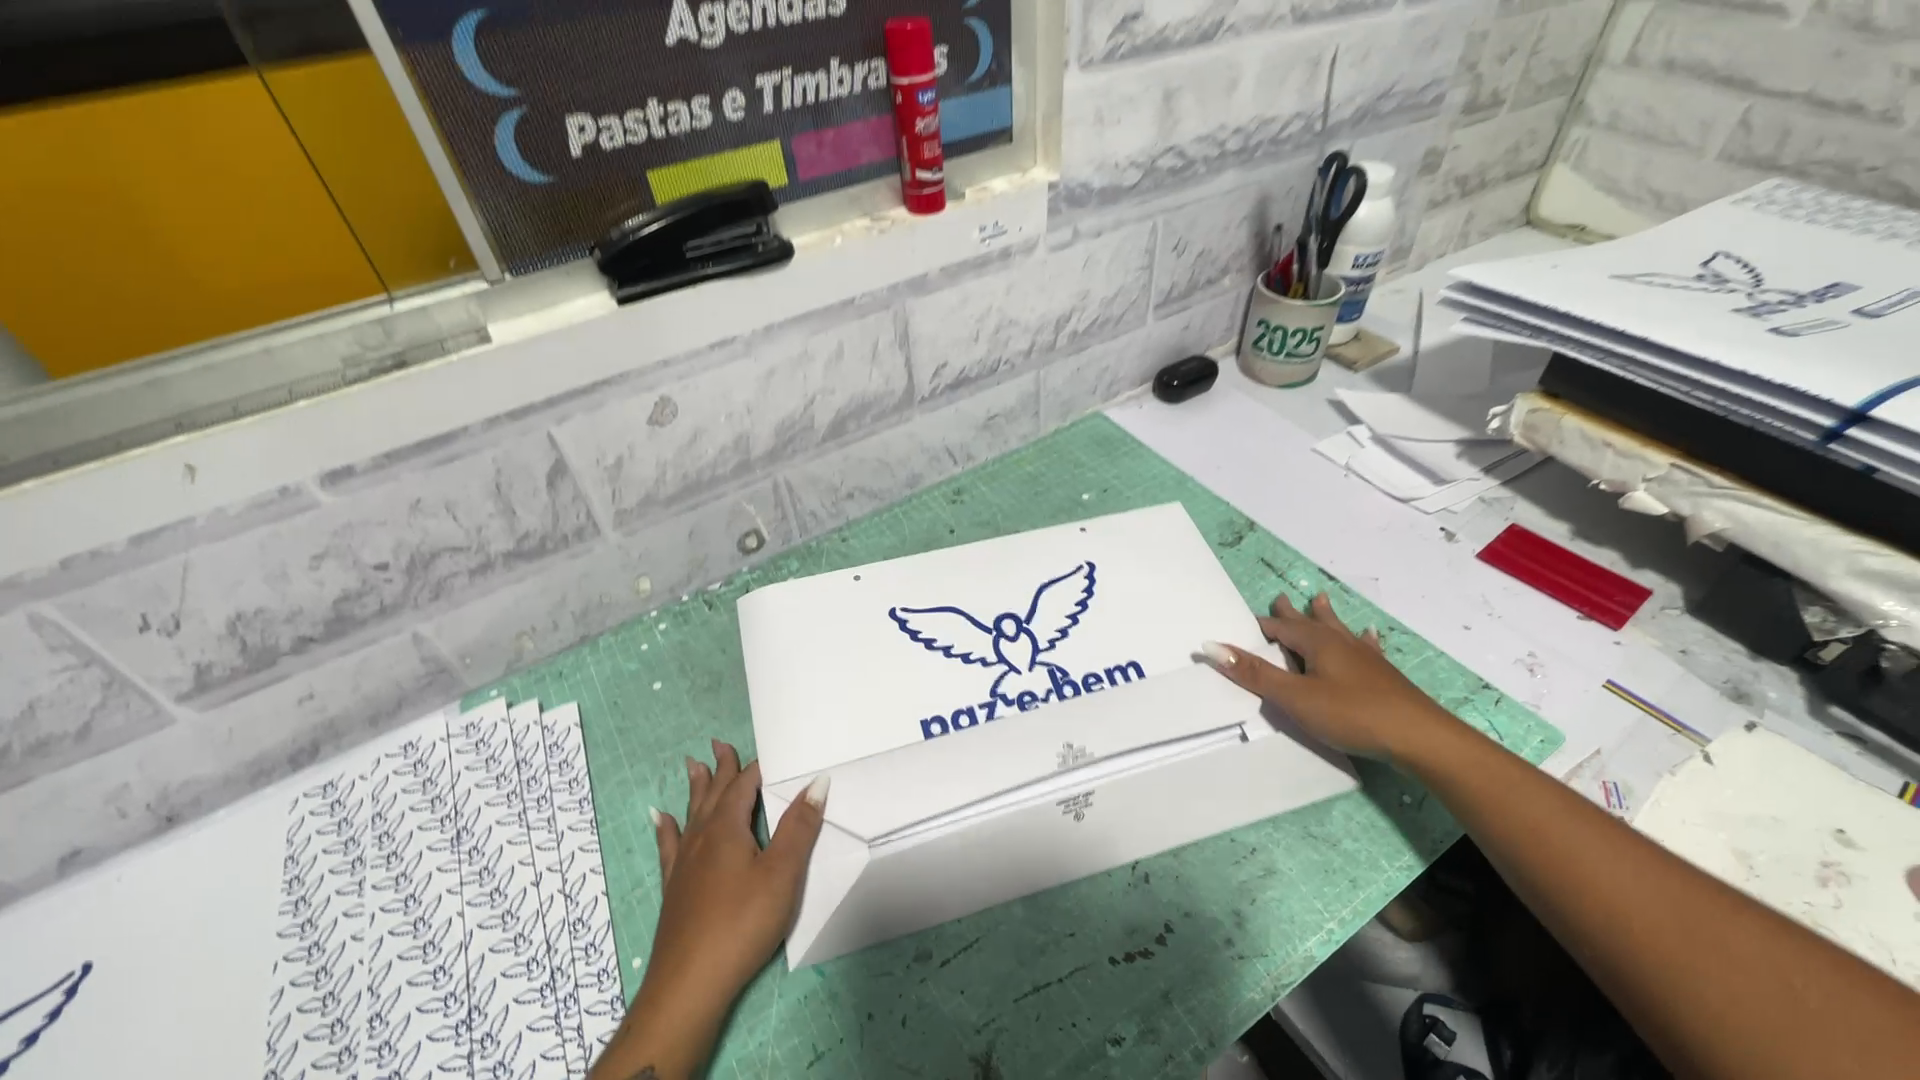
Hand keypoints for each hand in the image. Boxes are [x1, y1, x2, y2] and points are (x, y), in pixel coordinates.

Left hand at [589, 740, 827, 1079]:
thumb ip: (799, 827)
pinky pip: (670, 846)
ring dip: (696, 789)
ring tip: (693, 765)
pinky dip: (667, 828)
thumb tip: (817, 781)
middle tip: (719, 744)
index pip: (744, 786)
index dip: (757, 768)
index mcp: (727, 829)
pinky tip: (660, 820)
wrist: (689, 983)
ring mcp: (683, 865)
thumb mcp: (782, 874)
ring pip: (691, 815)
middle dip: (721, 769)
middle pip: (713, 795)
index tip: (767, 750)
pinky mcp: (674, 890)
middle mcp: (701, 839)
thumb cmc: (742, 923)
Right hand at [1202, 592, 1460, 761]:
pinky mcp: (1384, 676)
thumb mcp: (1295, 697)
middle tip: (1282, 598)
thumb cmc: (1351, 714)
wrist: (1418, 736)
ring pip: (1340, 631)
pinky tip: (1370, 637)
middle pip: (1311, 623)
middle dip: (1293, 614)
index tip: (1246, 621)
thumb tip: (1211, 646)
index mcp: (1317, 644)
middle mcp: (1341, 644)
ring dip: (1326, 617)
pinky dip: (1363, 640)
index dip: (1263, 626)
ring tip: (1321, 599)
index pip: (1282, 629)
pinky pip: (1368, 649)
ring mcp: (1366, 659)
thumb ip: (1254, 673)